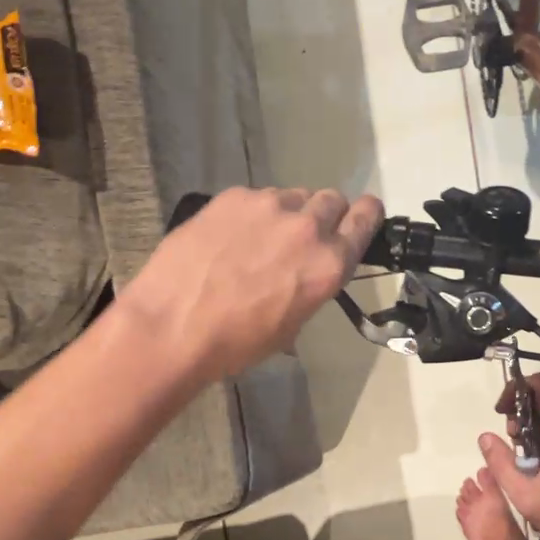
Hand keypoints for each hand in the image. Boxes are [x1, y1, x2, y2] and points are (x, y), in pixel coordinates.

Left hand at [124, 187, 384, 379]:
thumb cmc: (238, 343)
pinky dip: (252, 213)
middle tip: (303, 239)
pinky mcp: (232, 197)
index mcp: (330, 264)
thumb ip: (311, 287)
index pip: (365, 219)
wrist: (174, 324)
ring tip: (261, 240)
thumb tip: (305, 275)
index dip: (365, 215)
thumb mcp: (292, 325)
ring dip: (288, 214)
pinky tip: (230, 238)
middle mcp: (307, 227)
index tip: (360, 217)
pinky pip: (256, 197)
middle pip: (331, 200)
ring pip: (293, 197)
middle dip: (325, 215)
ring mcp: (268, 206)